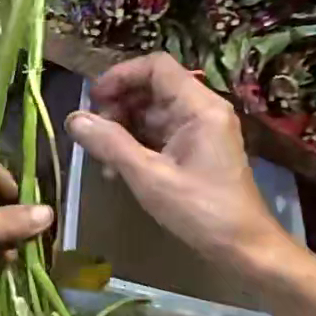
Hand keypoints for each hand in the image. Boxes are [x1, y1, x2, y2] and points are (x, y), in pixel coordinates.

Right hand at [65, 54, 290, 267]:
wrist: (243, 248)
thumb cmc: (200, 210)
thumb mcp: (148, 176)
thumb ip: (110, 143)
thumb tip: (73, 118)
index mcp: (199, 107)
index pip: (156, 66)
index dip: (120, 76)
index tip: (93, 100)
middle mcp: (201, 111)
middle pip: (150, 88)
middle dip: (117, 106)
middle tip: (93, 134)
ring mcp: (198, 131)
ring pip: (150, 113)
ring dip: (121, 129)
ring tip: (101, 158)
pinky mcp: (193, 150)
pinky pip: (156, 134)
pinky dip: (133, 145)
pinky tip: (115, 169)